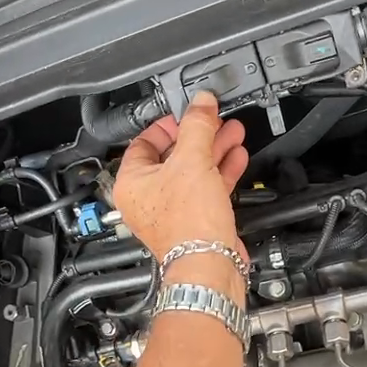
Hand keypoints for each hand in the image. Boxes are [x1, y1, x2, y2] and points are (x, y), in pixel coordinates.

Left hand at [115, 91, 248, 279]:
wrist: (209, 263)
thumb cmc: (188, 224)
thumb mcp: (192, 160)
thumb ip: (197, 126)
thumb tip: (201, 103)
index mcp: (131, 183)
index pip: (144, 141)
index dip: (168, 123)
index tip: (188, 112)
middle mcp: (147, 200)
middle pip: (173, 156)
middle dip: (199, 135)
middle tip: (215, 120)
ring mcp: (171, 212)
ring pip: (192, 172)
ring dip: (213, 151)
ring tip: (232, 133)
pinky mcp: (194, 222)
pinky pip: (205, 190)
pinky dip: (219, 173)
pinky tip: (235, 158)